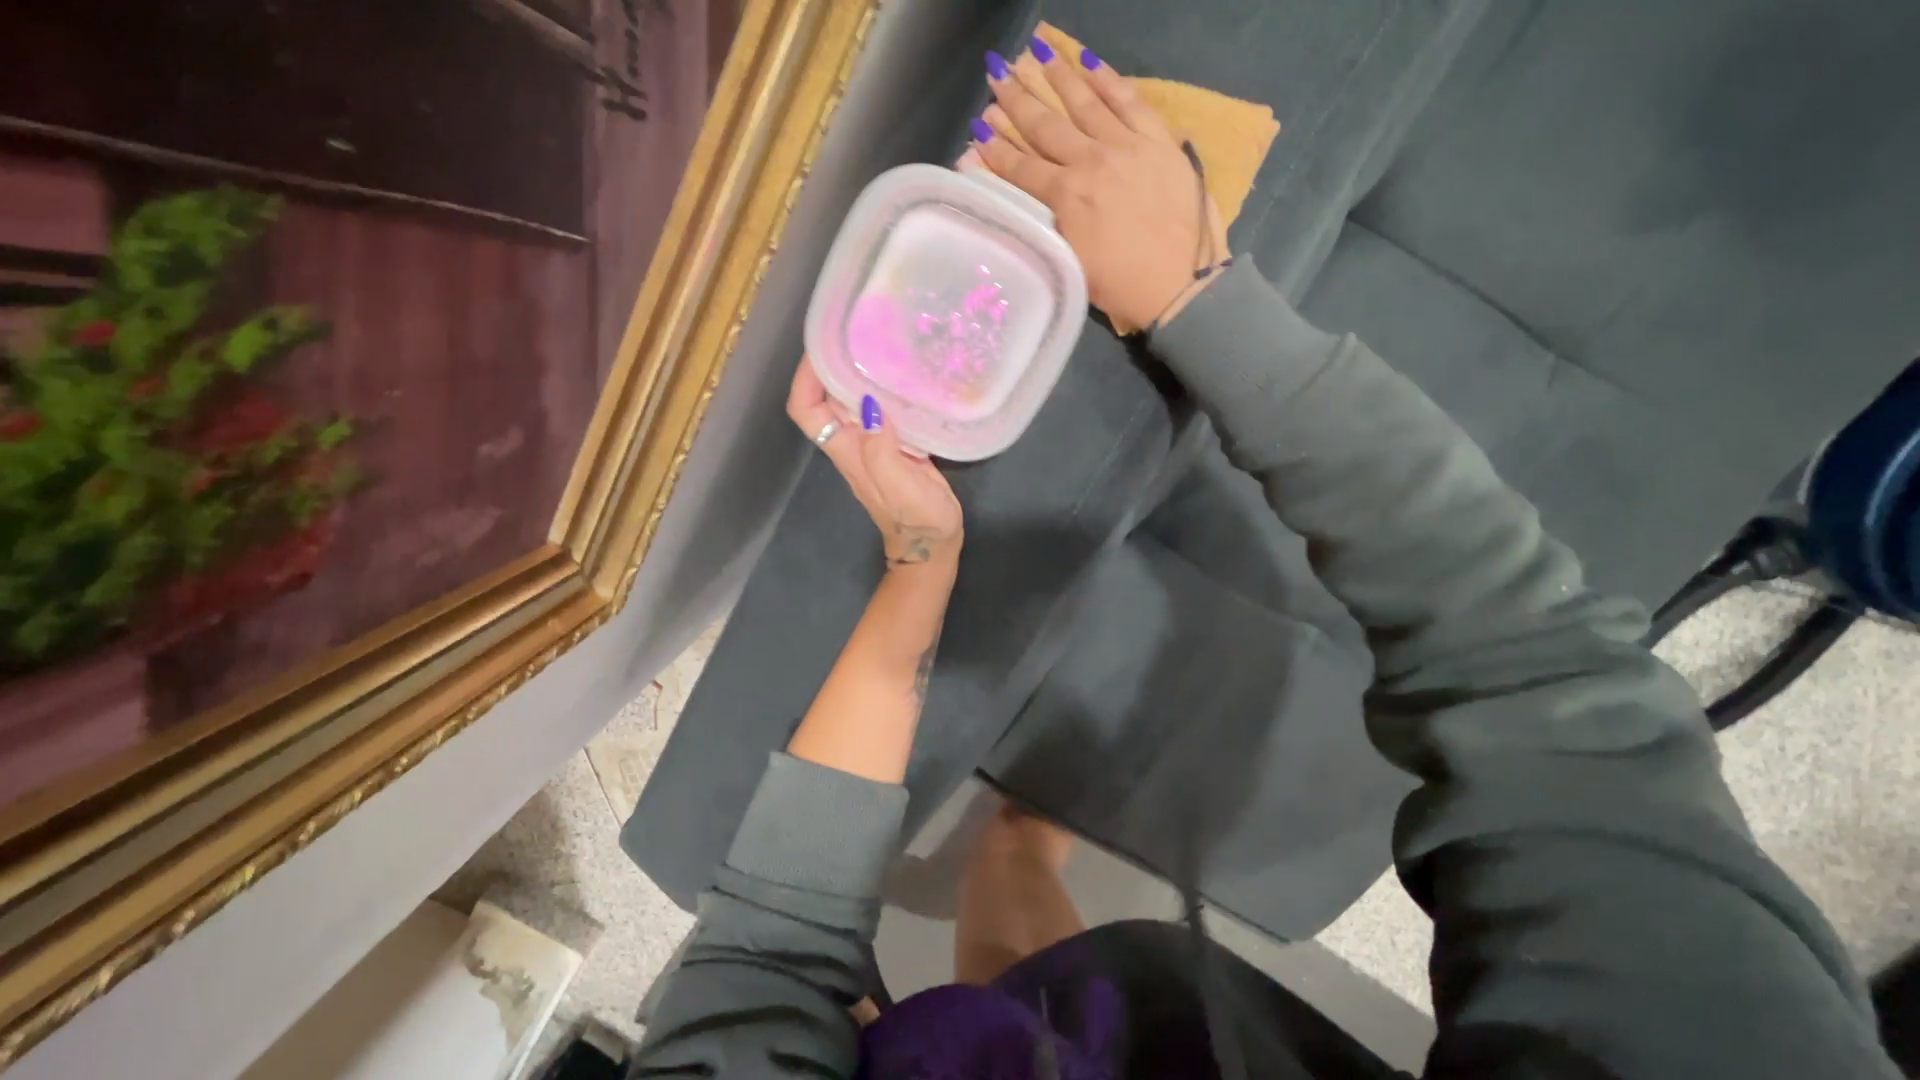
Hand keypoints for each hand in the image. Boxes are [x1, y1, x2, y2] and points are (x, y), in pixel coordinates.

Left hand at [787, 359, 962, 566]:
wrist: (933, 545)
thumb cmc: (916, 519)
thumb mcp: (899, 487)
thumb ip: (882, 450)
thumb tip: (871, 406)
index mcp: (847, 450)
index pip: (807, 409)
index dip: (804, 378)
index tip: (821, 346)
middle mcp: (854, 442)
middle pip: (827, 398)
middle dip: (832, 364)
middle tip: (856, 331)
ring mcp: (874, 443)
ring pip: (855, 400)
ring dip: (860, 373)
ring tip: (881, 342)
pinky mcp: (897, 444)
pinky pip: (883, 409)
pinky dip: (887, 388)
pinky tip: (906, 373)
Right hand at [974, 40, 1229, 330]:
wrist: (1182, 287)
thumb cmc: (1121, 288)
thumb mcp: (1069, 263)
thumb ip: (1041, 227)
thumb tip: (1012, 200)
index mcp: (1066, 197)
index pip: (1021, 167)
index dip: (996, 150)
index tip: (978, 131)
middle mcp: (1091, 162)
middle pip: (1046, 126)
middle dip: (1016, 100)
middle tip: (996, 75)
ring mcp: (1128, 148)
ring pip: (1085, 104)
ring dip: (1057, 78)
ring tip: (1036, 55)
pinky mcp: (1159, 143)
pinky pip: (1130, 102)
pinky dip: (1108, 81)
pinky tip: (1089, 64)